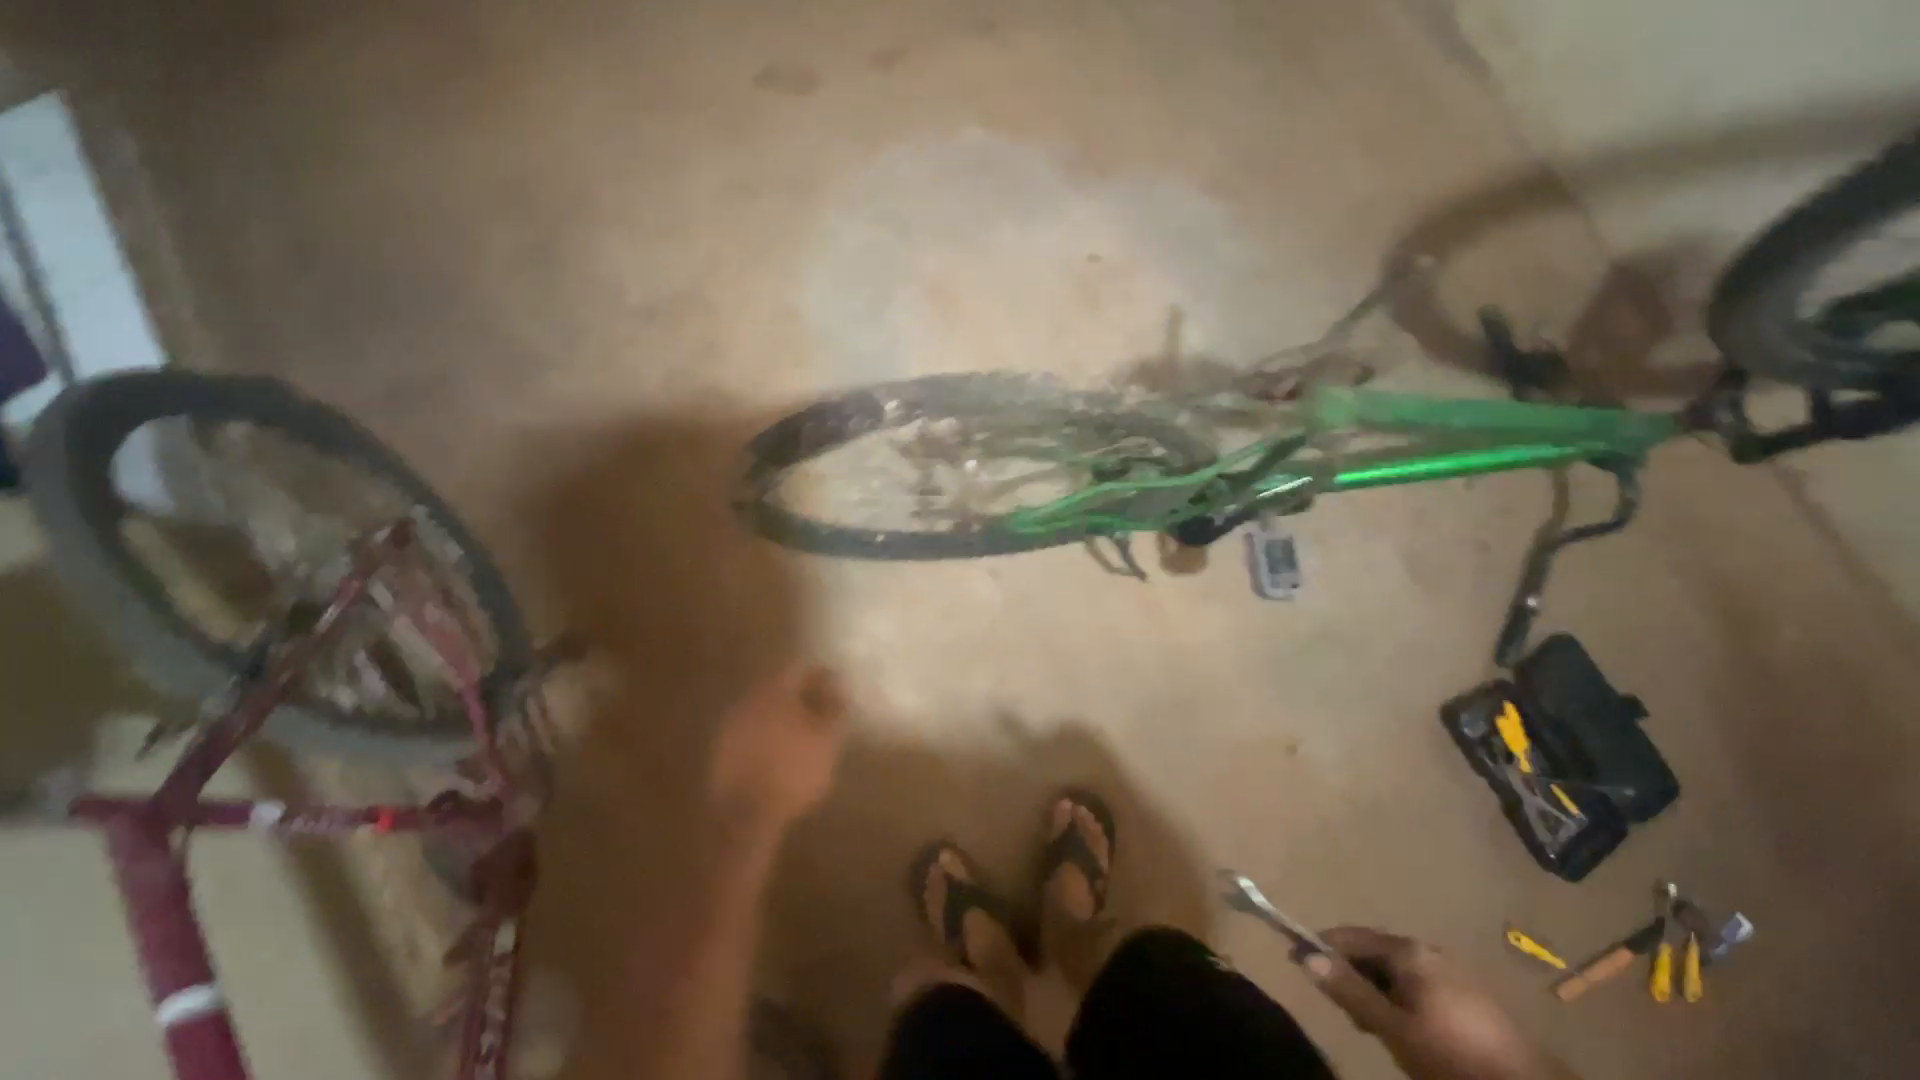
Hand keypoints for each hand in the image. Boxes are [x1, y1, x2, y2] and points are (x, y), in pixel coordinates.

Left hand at [706, 664, 847, 833]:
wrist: (746, 814)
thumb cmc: (793, 771)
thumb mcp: (826, 741)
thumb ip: (834, 710)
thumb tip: (840, 687)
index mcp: (774, 692)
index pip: (798, 669)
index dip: (819, 675)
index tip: (835, 684)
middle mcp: (748, 700)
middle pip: (776, 687)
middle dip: (799, 693)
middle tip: (820, 705)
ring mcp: (730, 725)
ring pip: (761, 709)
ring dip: (781, 714)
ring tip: (801, 729)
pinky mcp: (722, 750)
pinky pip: (749, 731)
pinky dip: (766, 734)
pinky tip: (778, 749)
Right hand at [1307, 928, 1576, 1079]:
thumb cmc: (1451, 1055)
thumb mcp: (1392, 1027)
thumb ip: (1349, 991)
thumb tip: (1306, 956)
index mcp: (1409, 951)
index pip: (1351, 936)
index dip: (1321, 946)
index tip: (1296, 963)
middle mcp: (1428, 950)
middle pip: (1372, 951)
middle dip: (1349, 973)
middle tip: (1339, 1009)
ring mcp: (1449, 971)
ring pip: (1394, 971)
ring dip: (1373, 990)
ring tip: (1369, 1025)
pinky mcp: (1464, 994)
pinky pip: (1415, 984)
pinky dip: (1396, 999)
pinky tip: (1401, 1029)